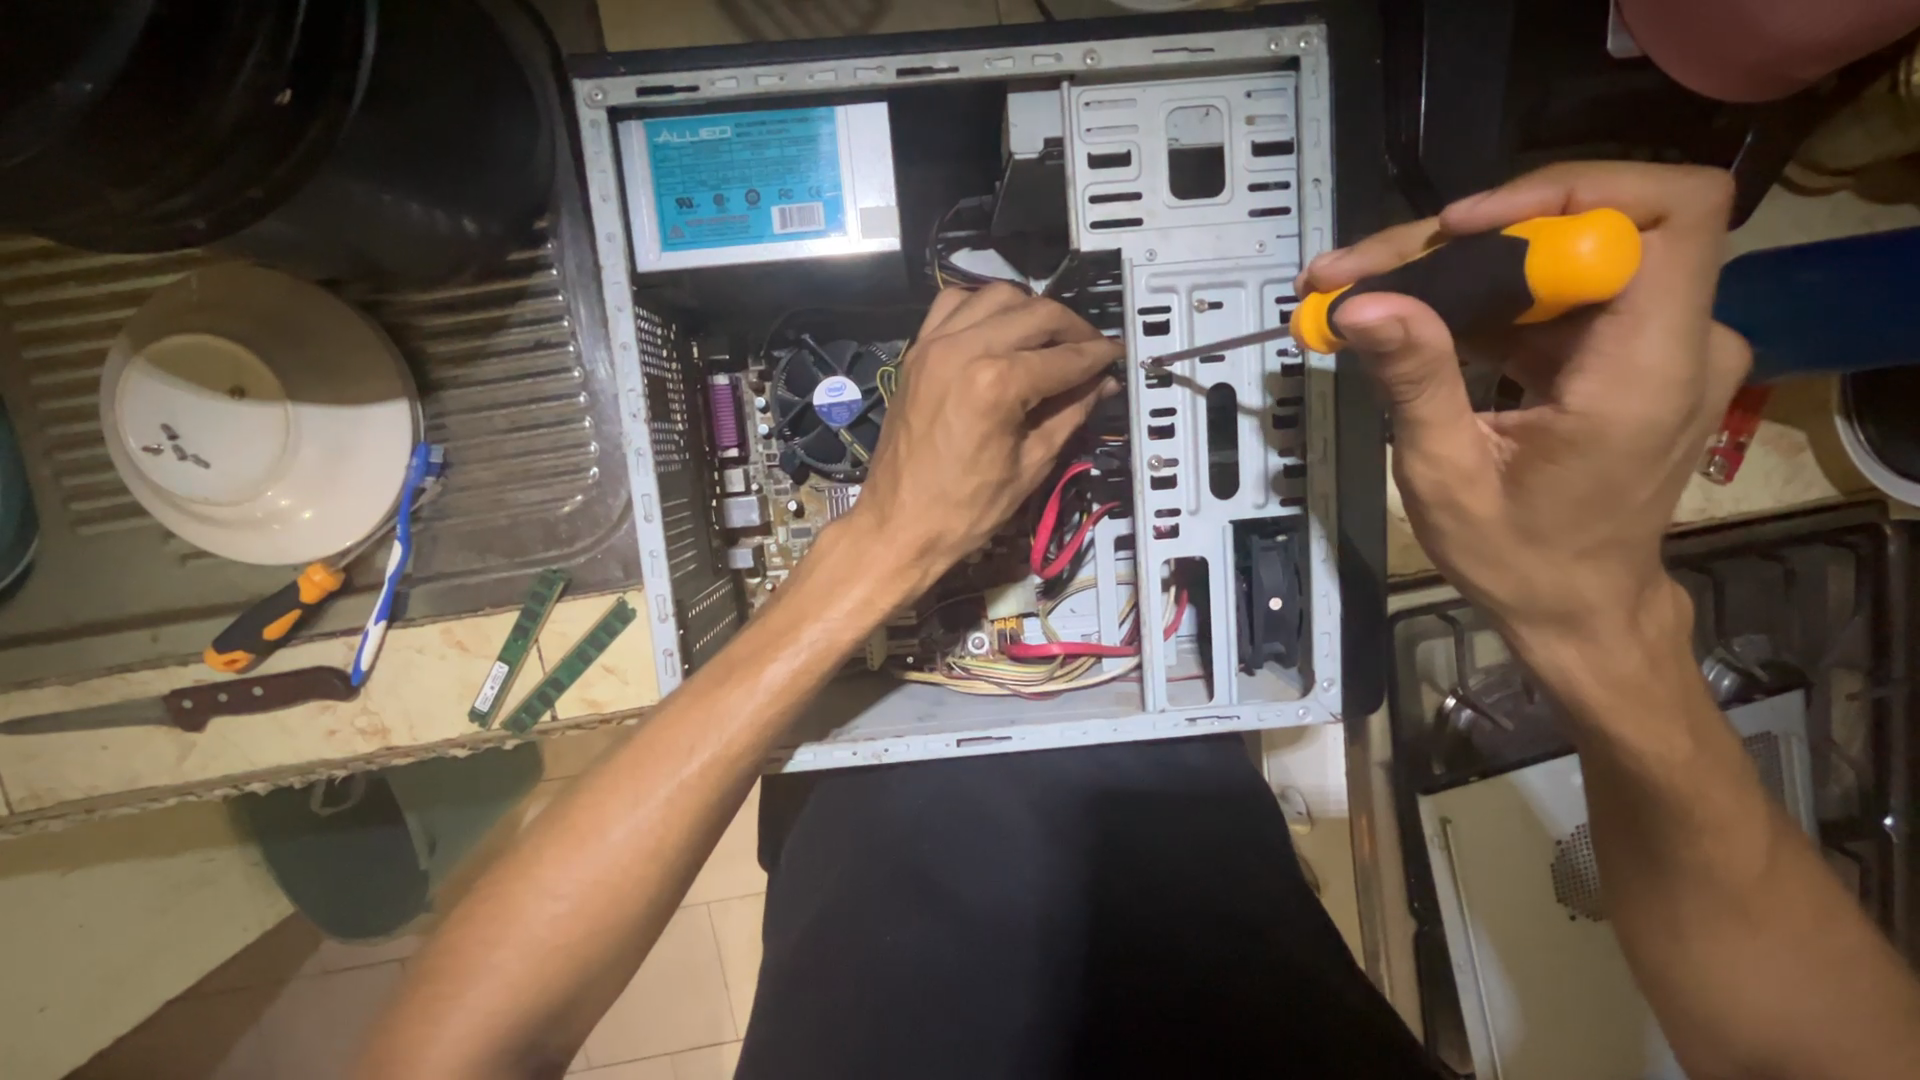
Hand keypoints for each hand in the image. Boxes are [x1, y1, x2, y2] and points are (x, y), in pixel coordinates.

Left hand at [848, 284, 1121, 589]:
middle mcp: (964, 349)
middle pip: (1037, 313)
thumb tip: (1102, 383)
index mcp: (997, 384)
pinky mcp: (916, 351)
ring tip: (1049, 338)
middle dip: (1073, 328)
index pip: (1064, 357)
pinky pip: (953, 304)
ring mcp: (934, 344)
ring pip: (997, 296)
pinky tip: (1000, 328)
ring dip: (1031, 310)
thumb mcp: (1031, 465)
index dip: (1098, 356)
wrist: (898, 524)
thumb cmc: (966, 509)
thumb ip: (1070, 414)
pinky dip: (984, 307)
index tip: (1117, 355)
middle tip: (1091, 349)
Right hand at [1300, 163, 1749, 664]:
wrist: (1578, 608)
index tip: (1459, 227)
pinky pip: (1553, 300)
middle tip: (1360, 269)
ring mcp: (1653, 346)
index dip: (1564, 193)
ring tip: (1365, 290)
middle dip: (1468, 239)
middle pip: (1588, 231)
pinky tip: (1409, 321)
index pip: (1667, 214)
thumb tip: (1360, 306)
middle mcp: (1675, 339)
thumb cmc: (1517, 557)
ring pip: (1559, 262)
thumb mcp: (1447, 475)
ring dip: (1460, 269)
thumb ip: (1415, 381)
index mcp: (1646, 370)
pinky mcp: (1622, 357)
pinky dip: (1478, 301)